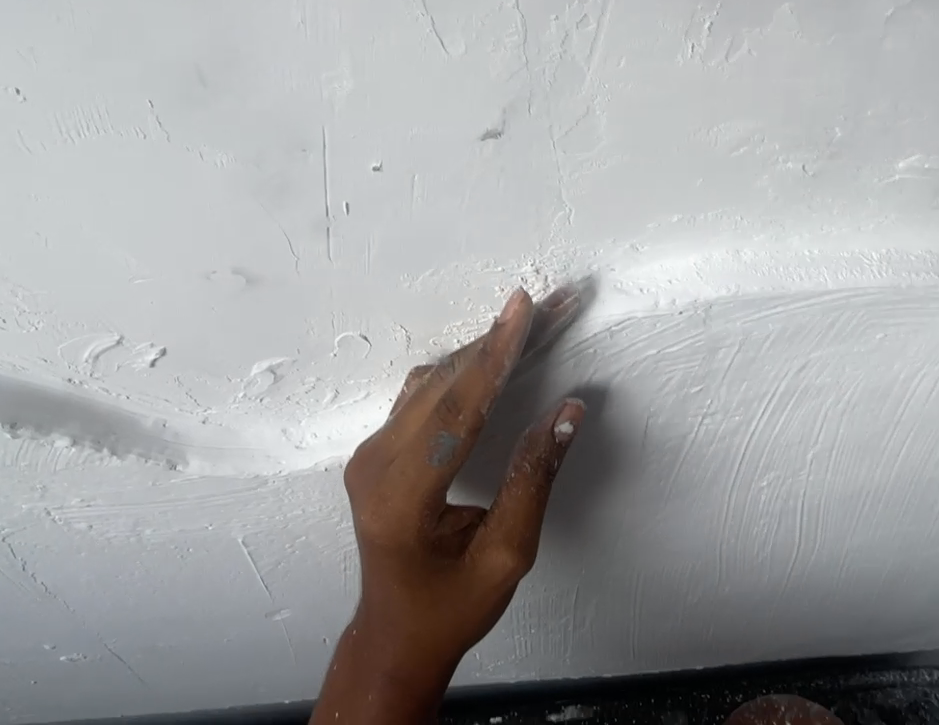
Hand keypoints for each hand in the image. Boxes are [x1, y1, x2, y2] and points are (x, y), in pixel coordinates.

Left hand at [312, 286, 589, 724]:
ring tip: (536, 321)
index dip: (496, 355)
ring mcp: (372, 450)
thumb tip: (567, 411)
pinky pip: (426, 393)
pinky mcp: (379, 446)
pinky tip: (497, 353)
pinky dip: (466, 369)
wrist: (393, 634)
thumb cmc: (451, 608)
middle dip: (505, 339)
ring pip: (436, 381)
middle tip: (555, 304)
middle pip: (448, 383)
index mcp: (402, 495)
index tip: (525, 307)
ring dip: (487, 349)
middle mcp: (376, 462)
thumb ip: (532, 479)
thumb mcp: (506, 556)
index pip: (458, 409)